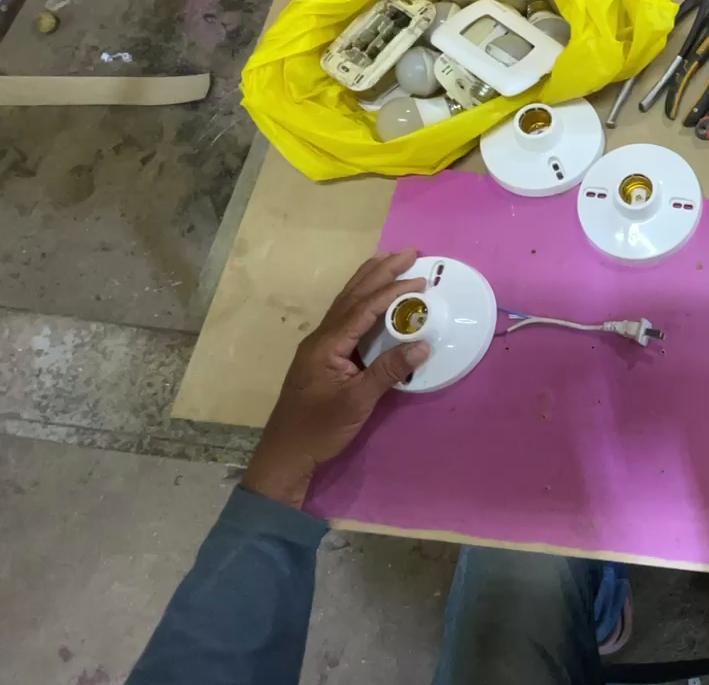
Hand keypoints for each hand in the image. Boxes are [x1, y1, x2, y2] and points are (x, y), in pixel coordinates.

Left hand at [242, 250, 430, 508]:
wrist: (285, 456)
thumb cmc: (319, 429)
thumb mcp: (357, 402)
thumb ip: (389, 371)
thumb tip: (423, 344)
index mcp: (326, 344)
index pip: (364, 308)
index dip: (393, 291)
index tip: (421, 280)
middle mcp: (321, 337)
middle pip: (352, 295)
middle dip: (380, 271)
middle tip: (409, 252)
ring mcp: (321, 345)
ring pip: (347, 302)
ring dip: (370, 279)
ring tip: (390, 259)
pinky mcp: (326, 355)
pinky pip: (348, 316)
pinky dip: (364, 298)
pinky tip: (373, 295)